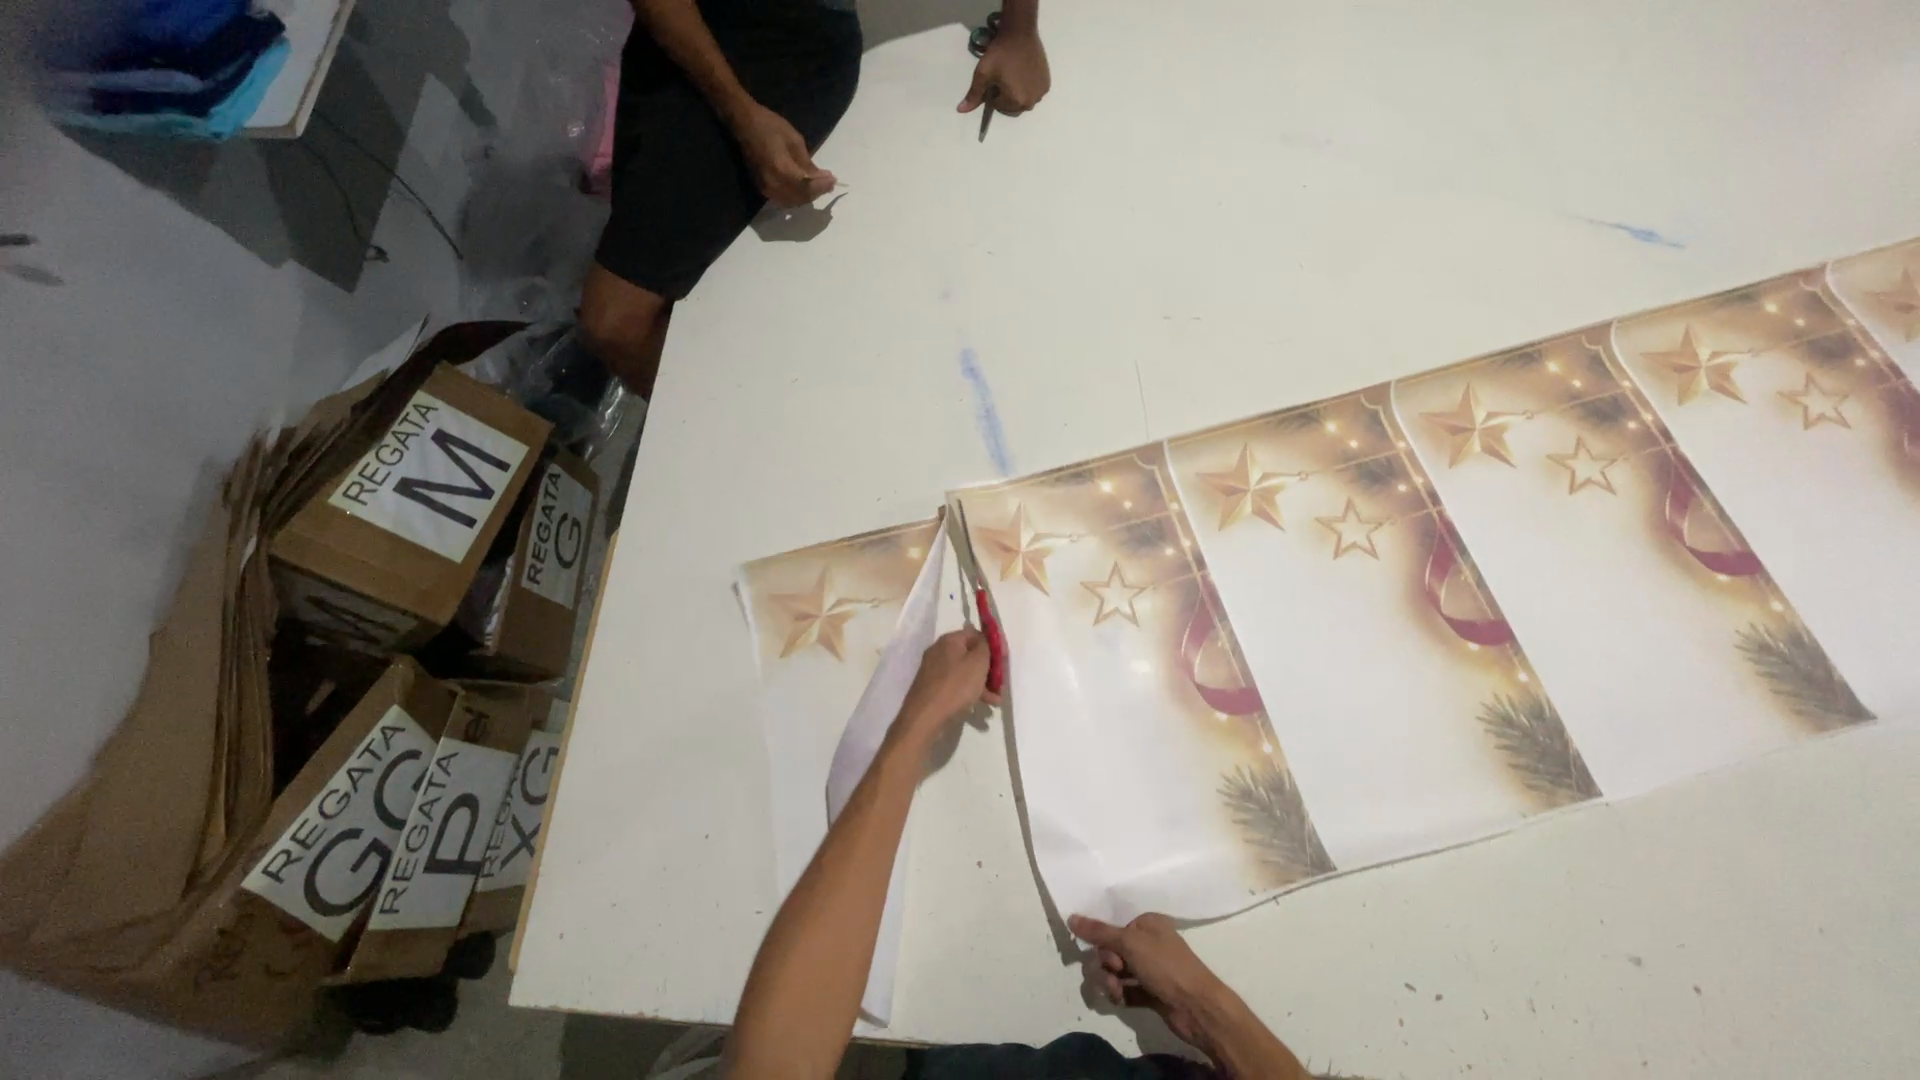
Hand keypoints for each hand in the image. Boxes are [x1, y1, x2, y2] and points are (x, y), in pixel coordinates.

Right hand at [728, 100, 834, 206]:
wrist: (743, 123)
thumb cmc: (770, 125)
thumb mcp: (795, 140)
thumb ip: (807, 163)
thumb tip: (821, 177)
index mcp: (782, 170)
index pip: (807, 186)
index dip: (822, 186)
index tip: (834, 180)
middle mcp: (773, 184)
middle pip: (801, 197)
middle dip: (817, 191)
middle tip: (829, 183)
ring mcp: (766, 189)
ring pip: (793, 202)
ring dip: (808, 196)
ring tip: (819, 185)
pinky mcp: (762, 189)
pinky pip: (784, 199)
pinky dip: (797, 196)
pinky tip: (805, 188)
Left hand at [895, 629, 1000, 741]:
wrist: (925, 716)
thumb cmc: (956, 686)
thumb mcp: (978, 662)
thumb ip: (986, 646)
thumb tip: (986, 639)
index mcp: (950, 640)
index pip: (976, 634)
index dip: (994, 644)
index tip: (1005, 660)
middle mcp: (940, 651)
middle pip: (972, 654)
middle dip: (990, 668)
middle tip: (1002, 683)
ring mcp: (935, 670)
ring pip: (966, 672)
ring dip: (983, 683)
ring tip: (996, 699)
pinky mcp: (934, 687)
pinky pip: (957, 685)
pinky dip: (971, 692)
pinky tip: (984, 706)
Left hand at [958, 29, 1050, 116]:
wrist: (1020, 32)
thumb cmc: (1000, 54)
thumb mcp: (983, 74)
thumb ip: (973, 95)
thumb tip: (961, 110)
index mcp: (1016, 102)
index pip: (999, 106)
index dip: (993, 94)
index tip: (993, 79)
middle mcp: (1030, 102)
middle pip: (1013, 107)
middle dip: (1006, 97)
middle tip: (1003, 77)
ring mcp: (1040, 93)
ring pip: (1024, 101)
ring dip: (1017, 93)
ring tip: (1013, 74)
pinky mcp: (1046, 84)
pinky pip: (1034, 92)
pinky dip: (1028, 87)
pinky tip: (1024, 73)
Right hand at [1069, 913, 1229, 1053]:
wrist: (1196, 1008)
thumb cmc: (1165, 966)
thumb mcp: (1130, 944)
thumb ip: (1099, 932)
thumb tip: (1071, 917)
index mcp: (1148, 924)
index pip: (1114, 927)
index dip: (1105, 941)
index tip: (1108, 953)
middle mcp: (1149, 943)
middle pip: (1112, 950)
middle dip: (1107, 964)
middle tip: (1116, 972)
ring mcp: (1150, 969)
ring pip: (1117, 972)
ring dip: (1111, 981)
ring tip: (1116, 992)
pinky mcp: (1151, 992)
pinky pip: (1126, 989)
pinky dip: (1120, 994)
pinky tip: (1121, 1000)